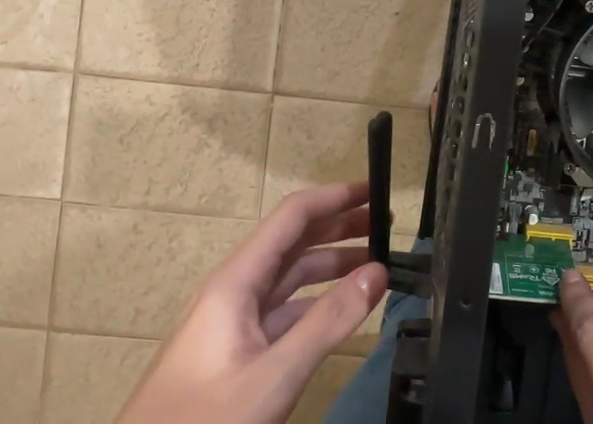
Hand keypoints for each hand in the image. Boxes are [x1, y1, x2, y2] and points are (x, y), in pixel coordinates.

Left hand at [118, 181, 389, 423]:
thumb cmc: (205, 420)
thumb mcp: (273, 375)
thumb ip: (327, 323)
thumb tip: (378, 272)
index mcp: (235, 281)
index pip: (291, 217)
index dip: (334, 197)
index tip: (376, 191)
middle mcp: (233, 291)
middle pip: (292, 243)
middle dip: (339, 227)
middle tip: (387, 226)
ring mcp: (233, 324)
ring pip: (290, 279)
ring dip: (332, 267)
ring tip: (377, 265)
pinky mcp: (236, 354)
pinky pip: (284, 314)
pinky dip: (317, 304)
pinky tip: (344, 312)